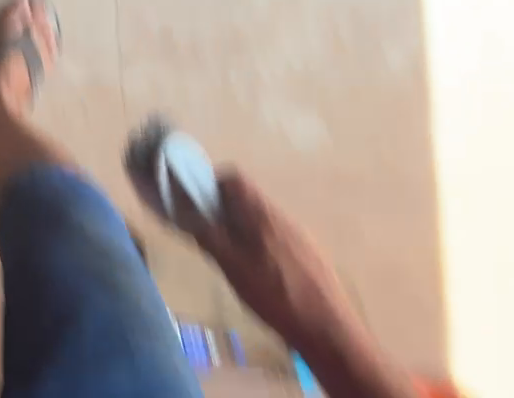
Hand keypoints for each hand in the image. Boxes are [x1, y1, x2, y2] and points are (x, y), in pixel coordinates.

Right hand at [178, 169, 361, 351]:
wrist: (333, 335)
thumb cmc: (275, 296)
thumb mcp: (230, 266)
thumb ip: (205, 233)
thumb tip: (181, 210)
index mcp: (262, 214)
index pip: (234, 178)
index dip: (212, 184)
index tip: (198, 204)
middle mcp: (284, 218)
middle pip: (248, 199)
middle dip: (226, 211)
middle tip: (212, 235)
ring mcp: (303, 238)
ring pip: (264, 220)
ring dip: (244, 229)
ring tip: (235, 258)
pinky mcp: (314, 258)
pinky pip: (280, 237)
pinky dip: (263, 245)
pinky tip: (263, 275)